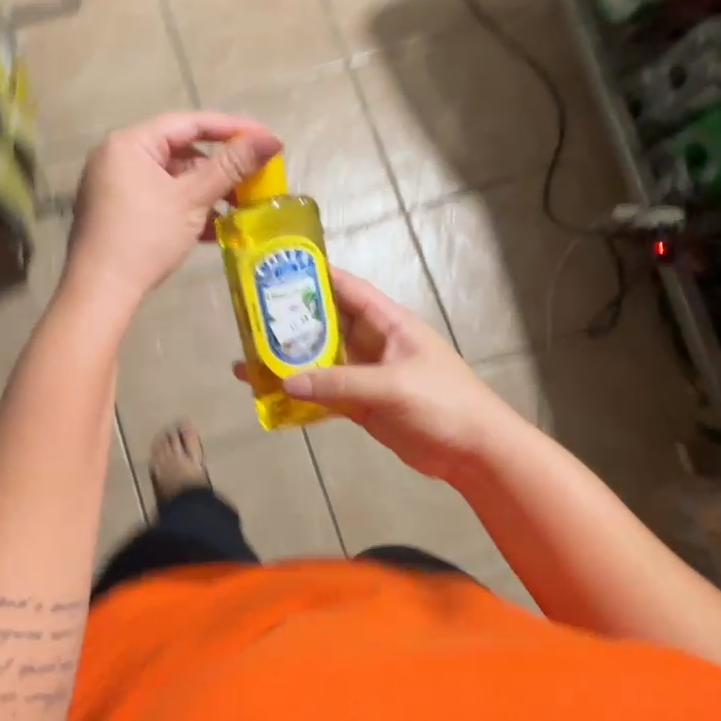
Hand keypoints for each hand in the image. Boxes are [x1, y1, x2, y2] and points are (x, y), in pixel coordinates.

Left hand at [66, 112, 281, 310]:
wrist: (101, 291)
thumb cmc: (145, 237)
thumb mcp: (192, 198)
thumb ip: (231, 166)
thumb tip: (272, 139)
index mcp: (130, 143)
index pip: (189, 123)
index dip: (232, 128)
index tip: (266, 139)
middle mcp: (117, 157)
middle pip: (180, 150)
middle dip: (220, 167)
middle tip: (256, 176)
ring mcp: (114, 186)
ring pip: (172, 178)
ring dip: (207, 191)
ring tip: (240, 206)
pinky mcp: (117, 213)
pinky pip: (159, 198)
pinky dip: (187, 207)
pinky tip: (215, 228)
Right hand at [240, 268, 524, 481]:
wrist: (472, 452)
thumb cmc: (443, 402)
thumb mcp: (392, 385)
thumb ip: (339, 382)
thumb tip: (285, 380)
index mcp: (389, 323)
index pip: (348, 289)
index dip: (316, 276)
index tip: (278, 268)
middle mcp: (374, 343)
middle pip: (326, 324)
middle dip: (292, 320)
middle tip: (249, 317)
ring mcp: (367, 374)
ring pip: (321, 361)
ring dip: (290, 361)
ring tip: (248, 358)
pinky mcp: (362, 403)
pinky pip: (325, 393)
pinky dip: (301, 394)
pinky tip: (271, 394)